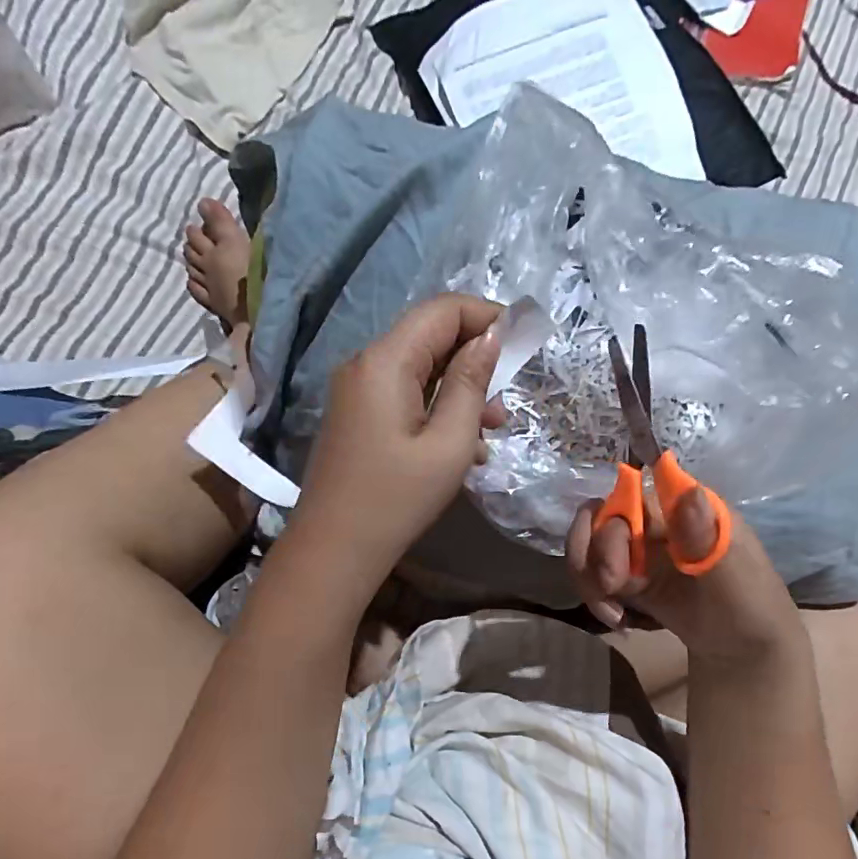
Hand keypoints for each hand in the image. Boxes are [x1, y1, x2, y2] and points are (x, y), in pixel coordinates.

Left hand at [292, 294, 507, 577]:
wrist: (334, 548)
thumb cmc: (397, 499)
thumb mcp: (448, 443)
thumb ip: (470, 383)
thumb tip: (489, 338)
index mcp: (384, 361)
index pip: (442, 310)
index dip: (487, 317)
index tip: (523, 343)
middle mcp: (364, 365)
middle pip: (429, 337)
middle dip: (474, 362)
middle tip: (503, 407)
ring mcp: (355, 392)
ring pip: (419, 370)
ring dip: (458, 392)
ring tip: (488, 433)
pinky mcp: (355, 417)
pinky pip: (403, 395)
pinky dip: (435, 410)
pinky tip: (460, 447)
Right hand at [568, 486, 804, 665]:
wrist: (743, 651)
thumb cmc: (749, 606)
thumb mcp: (733, 573)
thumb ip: (705, 537)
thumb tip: (688, 493)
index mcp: (683, 507)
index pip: (630, 493)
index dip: (612, 521)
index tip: (616, 566)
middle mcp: (654, 520)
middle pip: (598, 518)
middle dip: (595, 556)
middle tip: (609, 591)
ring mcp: (637, 549)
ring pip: (588, 546)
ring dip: (588, 579)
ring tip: (612, 614)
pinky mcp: (625, 576)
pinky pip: (591, 575)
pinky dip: (594, 597)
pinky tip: (617, 620)